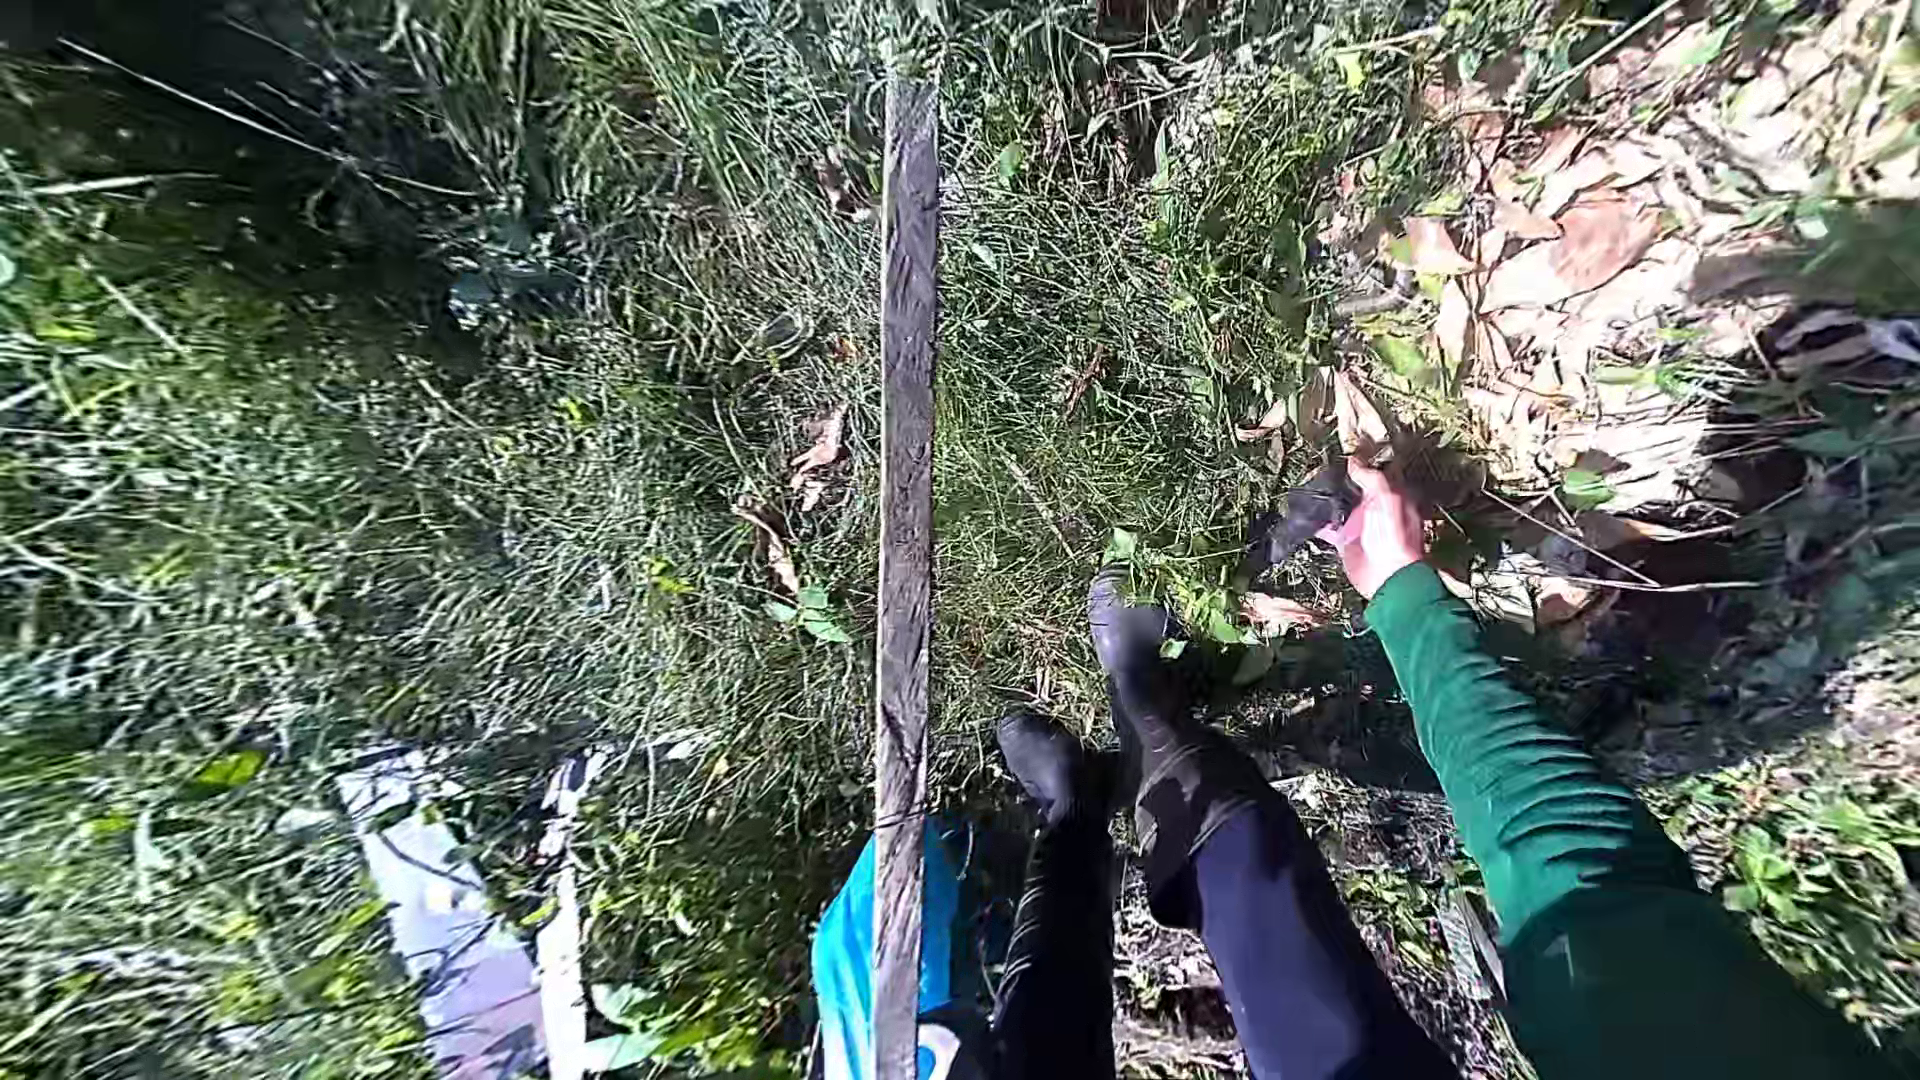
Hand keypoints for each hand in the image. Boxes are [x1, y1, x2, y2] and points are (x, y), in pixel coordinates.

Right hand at [1317, 458, 1423, 598]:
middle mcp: (1375, 510)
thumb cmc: (1393, 538)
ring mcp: (1359, 525)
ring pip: (1339, 507)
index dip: (1361, 464)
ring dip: (1326, 501)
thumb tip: (1354, 461)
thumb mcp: (1387, 501)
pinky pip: (1327, 527)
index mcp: (1391, 497)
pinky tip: (1306, 516)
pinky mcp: (1345, 540)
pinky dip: (1316, 522)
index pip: (1375, 474)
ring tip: (1309, 490)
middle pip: (1354, 490)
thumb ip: (1372, 480)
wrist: (1386, 575)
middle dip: (1339, 482)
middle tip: (1320, 472)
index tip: (1343, 455)